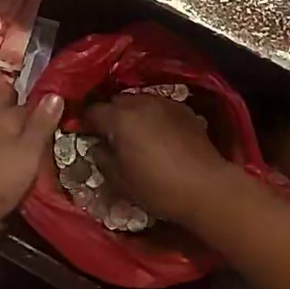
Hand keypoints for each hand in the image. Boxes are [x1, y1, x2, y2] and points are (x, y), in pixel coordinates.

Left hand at [0, 93, 63, 246]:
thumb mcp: (28, 154)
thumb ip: (42, 123)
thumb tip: (54, 93)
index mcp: (0, 113)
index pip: (29, 103)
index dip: (43, 111)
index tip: (56, 122)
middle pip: (7, 113)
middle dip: (20, 121)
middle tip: (37, 137)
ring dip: (5, 138)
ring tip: (21, 154)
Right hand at [86, 94, 247, 225]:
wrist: (205, 185)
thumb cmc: (157, 187)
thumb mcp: (120, 181)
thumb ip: (102, 158)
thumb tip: (97, 145)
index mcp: (120, 119)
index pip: (93, 111)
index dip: (85, 122)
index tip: (84, 134)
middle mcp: (140, 103)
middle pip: (116, 101)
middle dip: (109, 114)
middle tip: (109, 135)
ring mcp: (163, 102)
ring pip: (138, 100)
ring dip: (131, 113)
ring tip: (134, 134)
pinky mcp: (182, 108)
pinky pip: (158, 106)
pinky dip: (152, 115)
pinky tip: (158, 134)